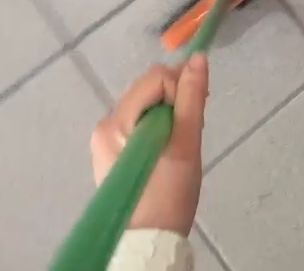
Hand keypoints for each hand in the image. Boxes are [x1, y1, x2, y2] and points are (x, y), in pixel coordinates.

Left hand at [90, 55, 208, 233]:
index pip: (157, 77)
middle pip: (151, 88)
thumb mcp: (185, 142)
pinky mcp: (113, 151)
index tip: (197, 112)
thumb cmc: (167, 194)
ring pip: (149, 103)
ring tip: (182, 142)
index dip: (182, 88)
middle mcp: (105, 125)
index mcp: (116, 122)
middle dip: (177, 99)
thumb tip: (198, 58)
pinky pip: (142, 120)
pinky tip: (170, 148)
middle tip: (192, 127)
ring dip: (171, 113)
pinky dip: (161, 125)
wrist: (146, 245)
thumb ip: (191, 97)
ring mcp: (107, 139)